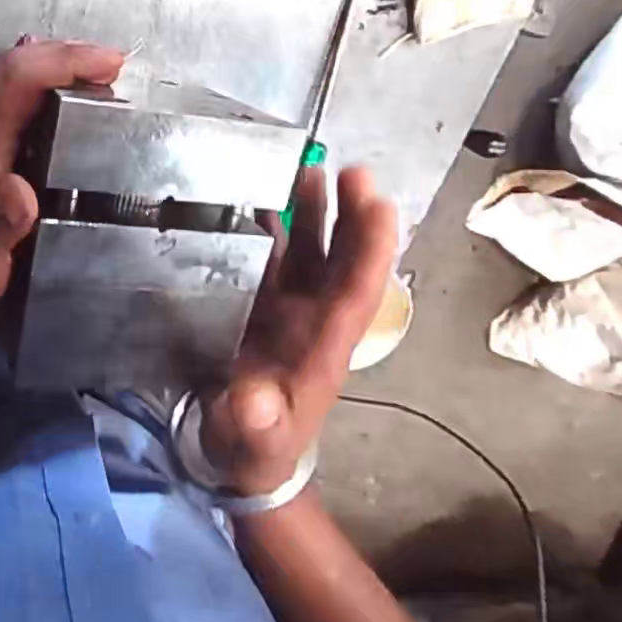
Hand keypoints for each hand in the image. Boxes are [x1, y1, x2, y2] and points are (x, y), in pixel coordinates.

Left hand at [0, 39, 125, 311]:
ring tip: (106, 74)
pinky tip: (79, 94)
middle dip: (69, 55)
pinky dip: (54, 82)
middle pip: (17, 66)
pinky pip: (21, 93)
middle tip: (116, 65)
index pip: (15, 81)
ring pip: (18, 75)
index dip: (62, 63)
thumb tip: (21, 190)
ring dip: (62, 64)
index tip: (108, 66)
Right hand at [203, 166, 398, 495]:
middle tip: (349, 170)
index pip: (356, 291)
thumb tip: (256, 402)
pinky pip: (274, 259)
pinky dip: (272, 229)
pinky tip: (260, 203)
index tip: (378, 202)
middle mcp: (314, 319)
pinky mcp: (263, 305)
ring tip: (307, 170)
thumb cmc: (258, 447)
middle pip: (341, 260)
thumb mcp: (256, 443)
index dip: (370, 247)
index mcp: (323, 347)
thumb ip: (259, 426)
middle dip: (350, 216)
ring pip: (309, 252)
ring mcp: (290, 309)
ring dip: (314, 213)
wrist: (244, 452)